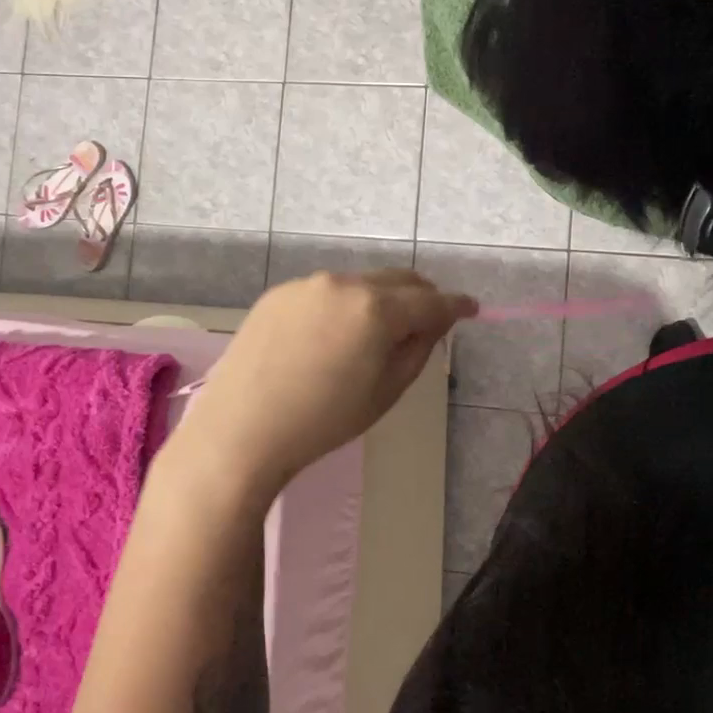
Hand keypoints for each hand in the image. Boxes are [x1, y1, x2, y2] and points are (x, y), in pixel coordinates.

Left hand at [175, 270, 476, 493]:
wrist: (240, 432)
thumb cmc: (323, 421)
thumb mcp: (387, 391)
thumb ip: (418, 349)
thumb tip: (430, 324)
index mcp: (377, 308)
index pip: (431, 300)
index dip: (456, 305)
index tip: (472, 308)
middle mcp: (346, 284)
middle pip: (399, 280)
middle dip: (422, 296)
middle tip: (431, 319)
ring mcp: (308, 285)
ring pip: (363, 283)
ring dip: (382, 299)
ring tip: (379, 333)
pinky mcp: (279, 294)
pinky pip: (328, 292)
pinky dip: (345, 305)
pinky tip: (335, 337)